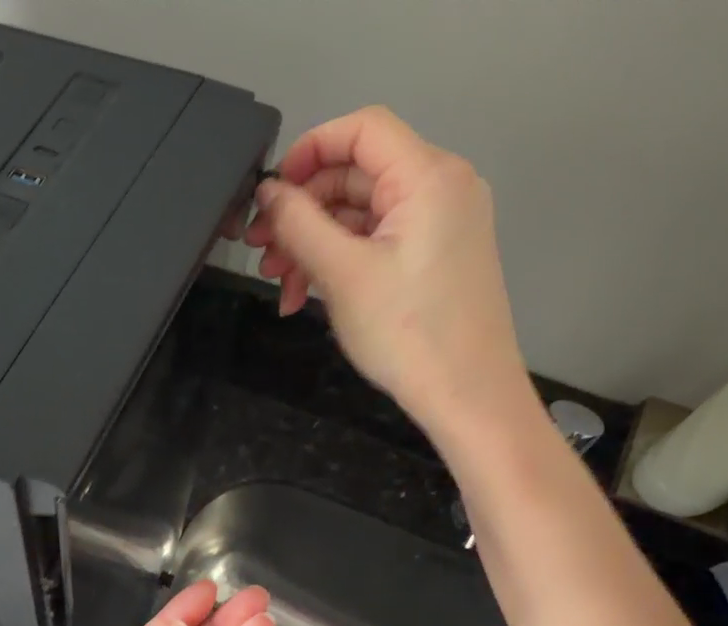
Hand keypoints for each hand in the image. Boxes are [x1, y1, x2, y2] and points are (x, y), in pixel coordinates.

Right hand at [243, 106, 531, 430]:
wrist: (467, 395)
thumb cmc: (410, 333)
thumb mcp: (341, 273)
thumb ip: (299, 222)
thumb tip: (269, 191)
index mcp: (428, 177)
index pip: (362, 129)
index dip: (309, 149)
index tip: (270, 191)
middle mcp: (441, 188)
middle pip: (355, 174)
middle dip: (301, 210)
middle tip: (260, 248)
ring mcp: (439, 223)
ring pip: (359, 212)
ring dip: (311, 242)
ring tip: (277, 281)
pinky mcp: (432, 255)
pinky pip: (375, 240)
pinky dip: (337, 260)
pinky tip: (302, 293)